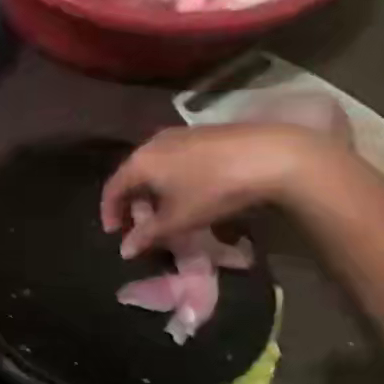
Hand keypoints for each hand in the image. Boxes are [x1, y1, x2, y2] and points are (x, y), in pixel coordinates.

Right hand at [100, 123, 341, 256]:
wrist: (274, 155)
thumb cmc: (214, 190)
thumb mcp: (177, 219)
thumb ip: (146, 235)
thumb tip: (124, 251)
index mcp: (140, 162)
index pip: (111, 188)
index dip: (109, 213)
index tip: (115, 234)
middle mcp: (153, 143)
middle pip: (131, 175)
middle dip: (131, 202)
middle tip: (140, 225)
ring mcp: (180, 134)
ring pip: (154, 166)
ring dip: (152, 190)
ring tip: (165, 210)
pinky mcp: (204, 133)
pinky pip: (174, 158)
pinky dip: (171, 178)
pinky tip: (188, 192)